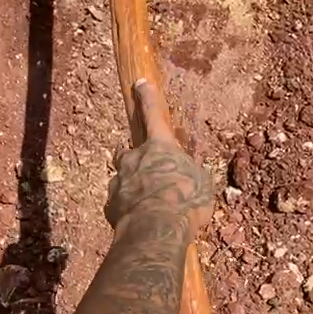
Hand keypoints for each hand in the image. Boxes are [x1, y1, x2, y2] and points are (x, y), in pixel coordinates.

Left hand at [106, 80, 211, 231]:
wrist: (156, 231)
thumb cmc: (186, 202)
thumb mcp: (201, 183)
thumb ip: (190, 173)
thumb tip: (188, 174)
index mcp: (160, 147)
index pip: (153, 115)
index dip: (148, 98)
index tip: (140, 83)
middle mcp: (135, 158)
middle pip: (127, 150)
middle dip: (133, 155)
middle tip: (145, 169)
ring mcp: (119, 180)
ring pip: (122, 176)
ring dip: (132, 184)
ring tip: (147, 202)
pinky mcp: (111, 204)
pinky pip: (119, 201)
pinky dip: (127, 206)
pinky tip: (140, 218)